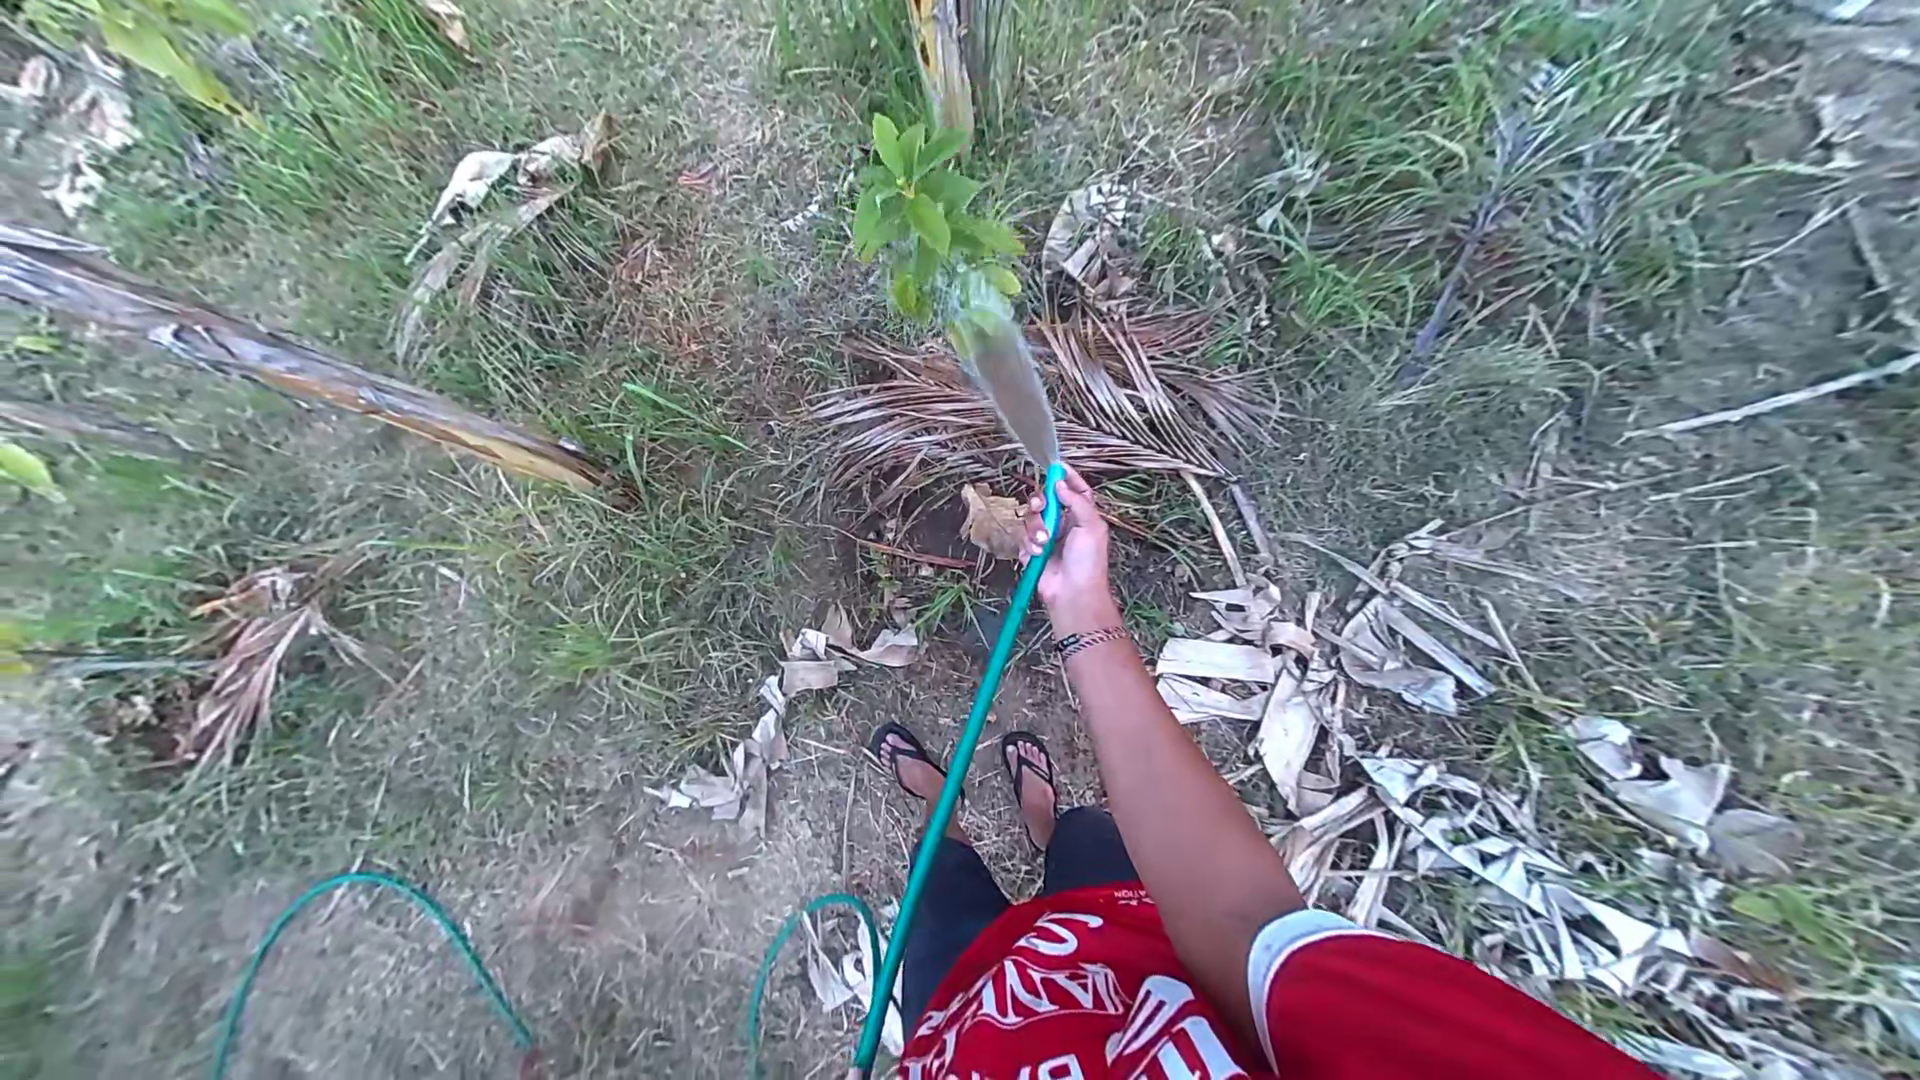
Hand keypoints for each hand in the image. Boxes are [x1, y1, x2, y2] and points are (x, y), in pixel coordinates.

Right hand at [1022, 465, 1117, 634]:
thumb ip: (1076, 501)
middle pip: (1045, 501)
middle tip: (1041, 507)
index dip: (1066, 478)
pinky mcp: (1033, 552)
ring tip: (1044, 544)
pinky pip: (1023, 538)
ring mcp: (1047, 538)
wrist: (1072, 593)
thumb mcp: (1091, 526)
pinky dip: (1029, 545)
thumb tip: (1059, 484)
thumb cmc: (1088, 562)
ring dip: (1035, 529)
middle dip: (1040, 504)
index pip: (1074, 490)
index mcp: (1082, 516)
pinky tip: (1038, 555)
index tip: (1056, 466)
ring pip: (1031, 519)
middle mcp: (1064, 524)